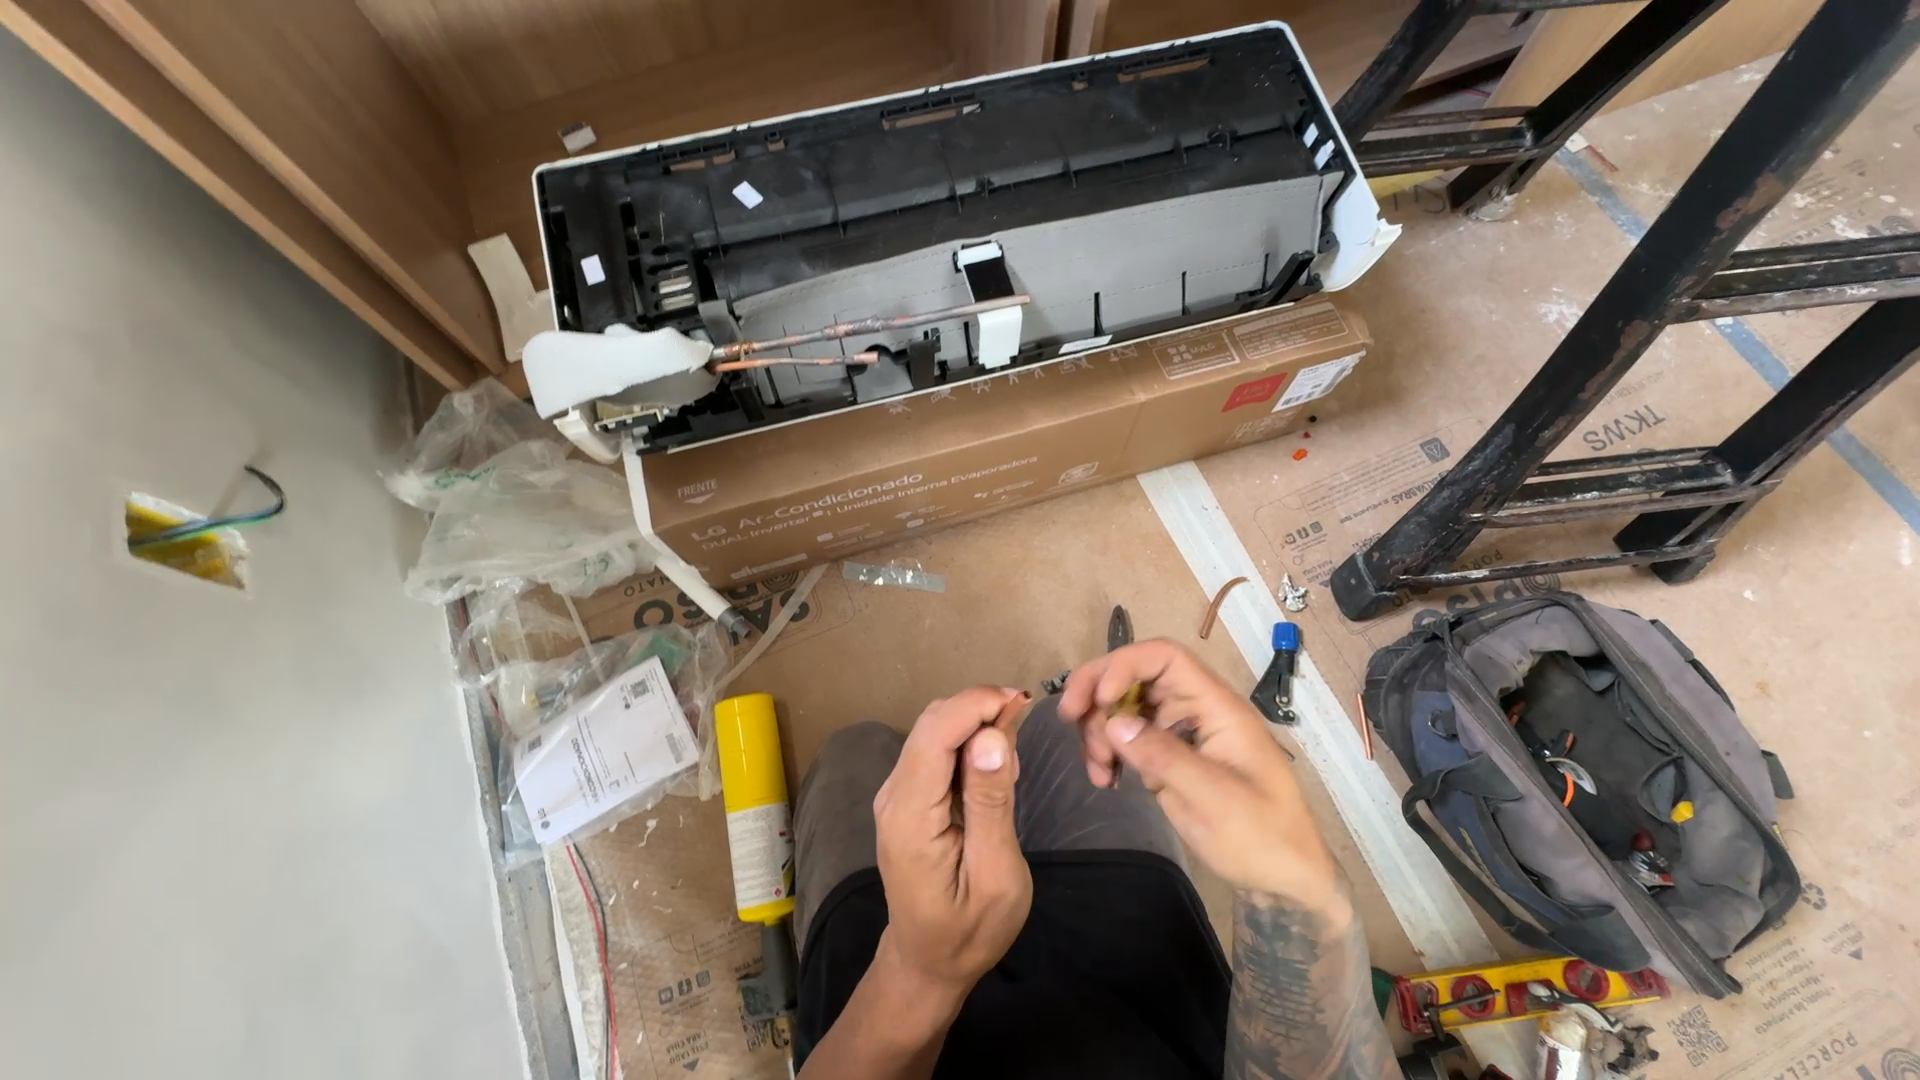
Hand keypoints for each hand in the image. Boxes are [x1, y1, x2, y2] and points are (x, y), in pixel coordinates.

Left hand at [872, 687, 1033, 999]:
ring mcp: (896, 794)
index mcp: (911, 815)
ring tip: (1014, 757)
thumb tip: (992, 736)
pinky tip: (995, 768)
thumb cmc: (969, 930)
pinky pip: (936, 750)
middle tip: (1025, 724)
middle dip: (979, 707)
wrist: (928, 961)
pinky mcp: (907, 796)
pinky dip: (968, 742)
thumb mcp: (996, 875)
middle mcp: (894, 794)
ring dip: (975, 724)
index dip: (976, 704)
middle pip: (932, 723)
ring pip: (934, 730)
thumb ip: (992, 803)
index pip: (936, 732)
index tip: (1022, 703)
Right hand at [1057, 640, 1343, 911]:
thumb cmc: (1262, 837)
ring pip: (1124, 707)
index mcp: (1216, 707)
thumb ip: (1164, 757)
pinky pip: (1127, 739)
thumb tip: (1113, 723)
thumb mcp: (1215, 799)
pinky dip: (1107, 752)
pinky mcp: (1169, 759)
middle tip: (1068, 719)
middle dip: (1097, 691)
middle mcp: (1195, 711)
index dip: (1125, 665)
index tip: (1098, 700)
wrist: (1286, 880)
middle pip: (1136, 675)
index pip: (1166, 658)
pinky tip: (1105, 781)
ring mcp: (1180, 735)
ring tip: (1099, 771)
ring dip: (1099, 729)